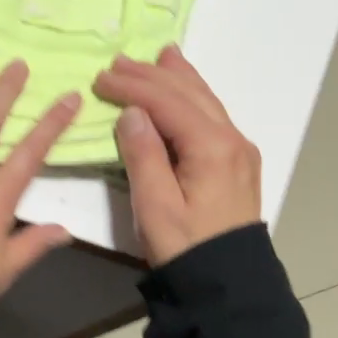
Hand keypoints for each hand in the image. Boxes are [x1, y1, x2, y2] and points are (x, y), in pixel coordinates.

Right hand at [92, 45, 261, 266]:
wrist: (225, 280)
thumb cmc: (183, 246)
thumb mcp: (154, 206)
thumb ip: (143, 155)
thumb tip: (132, 113)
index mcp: (210, 147)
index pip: (167, 103)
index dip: (133, 87)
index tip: (100, 78)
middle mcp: (230, 139)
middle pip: (189, 94)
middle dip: (153, 75)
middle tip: (119, 62)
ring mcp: (237, 150)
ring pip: (206, 101)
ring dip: (178, 79)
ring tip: (161, 56)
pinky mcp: (235, 163)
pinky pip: (212, 116)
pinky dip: (192, 97)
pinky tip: (186, 91)